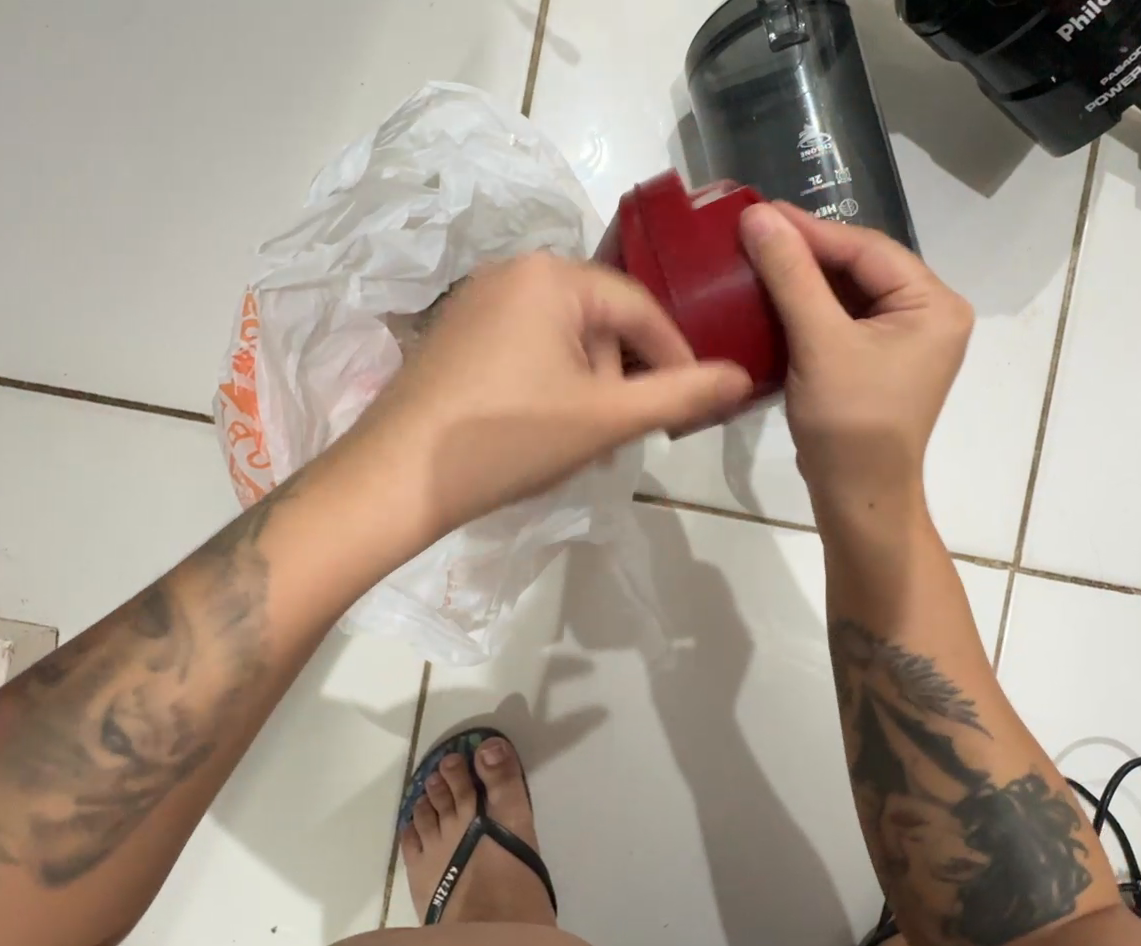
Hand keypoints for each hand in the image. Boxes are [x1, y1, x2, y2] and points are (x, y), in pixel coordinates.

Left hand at [338, 252, 753, 536]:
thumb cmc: (508, 440)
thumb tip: (743, 377)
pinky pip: (526, 350)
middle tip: (629, 434)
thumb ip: (680, 395)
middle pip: (601, 322)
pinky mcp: (455, 336)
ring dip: (588, 388)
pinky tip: (544, 431)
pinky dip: (550, 386)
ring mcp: (476, 302)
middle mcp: (513, 272)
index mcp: (552, 276)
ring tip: (585, 442)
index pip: (640, 308)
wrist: (397, 479)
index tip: (694, 404)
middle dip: (624, 378)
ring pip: (564, 340)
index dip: (677, 357)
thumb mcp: (606, 418)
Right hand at [740, 203, 973, 517]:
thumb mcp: (820, 342)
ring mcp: (905, 343)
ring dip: (803, 281)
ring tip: (756, 260)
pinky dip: (808, 311)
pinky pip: (843, 323)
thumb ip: (791, 276)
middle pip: (860, 268)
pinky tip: (773, 300)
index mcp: (934, 304)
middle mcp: (929, 316)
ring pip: (849, 295)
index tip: (759, 213)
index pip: (867, 250)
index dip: (811, 229)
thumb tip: (757, 216)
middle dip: (807, 254)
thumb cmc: (849, 422)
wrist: (856, 496)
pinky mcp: (878, 365)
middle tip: (754, 234)